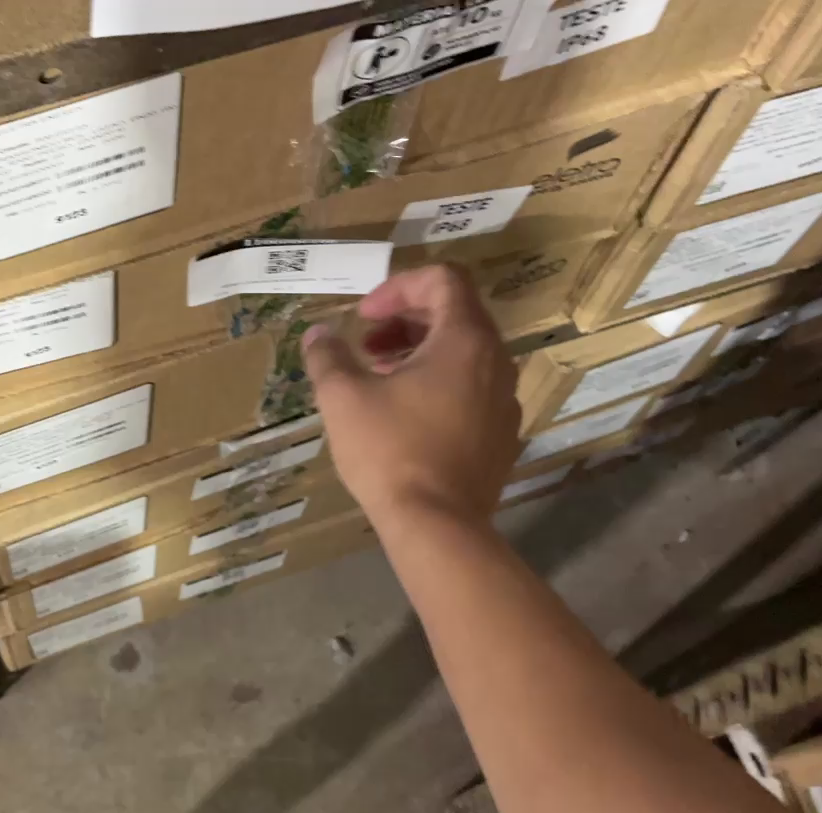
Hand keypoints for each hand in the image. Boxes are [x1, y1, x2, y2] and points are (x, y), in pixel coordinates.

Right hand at [302, 265, 520, 525]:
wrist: (437, 524)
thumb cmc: (389, 451)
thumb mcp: (343, 398)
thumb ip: (328, 357)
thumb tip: (317, 334)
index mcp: (465, 340)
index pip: (443, 280)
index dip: (398, 287)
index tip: (363, 317)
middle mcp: (496, 361)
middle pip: (456, 316)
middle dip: (405, 321)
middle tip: (366, 346)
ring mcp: (504, 401)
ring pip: (464, 357)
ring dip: (419, 356)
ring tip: (379, 381)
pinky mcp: (500, 436)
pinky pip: (471, 392)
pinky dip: (438, 388)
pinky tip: (404, 420)